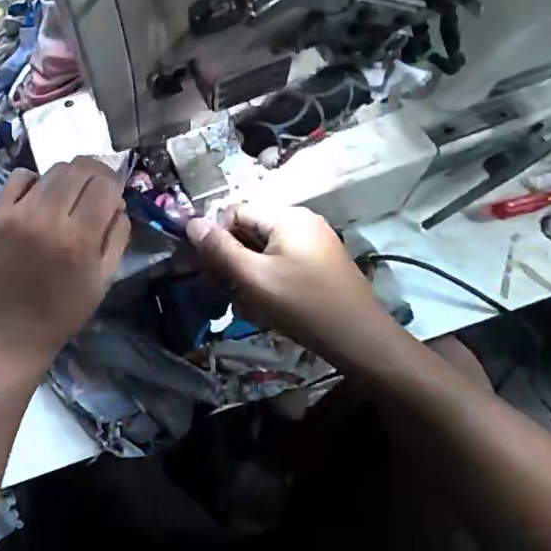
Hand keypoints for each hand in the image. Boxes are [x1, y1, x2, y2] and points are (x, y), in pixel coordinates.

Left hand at [0, 160, 131, 362]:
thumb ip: (117, 234)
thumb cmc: (68, 307)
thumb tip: (117, 201)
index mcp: (78, 238)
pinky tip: (43, 196)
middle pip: (80, 170)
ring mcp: (18, 214)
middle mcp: (47, 219)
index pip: (105, 186)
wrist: (16, 327)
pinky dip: (37, 180)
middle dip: (96, 173)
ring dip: (70, 176)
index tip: (116, 192)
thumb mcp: (106, 276)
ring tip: (72, 193)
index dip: (116, 184)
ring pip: (53, 171)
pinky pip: (20, 176)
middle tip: (99, 186)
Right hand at [185, 203, 397, 360]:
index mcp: (287, 216)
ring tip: (250, 306)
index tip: (209, 270)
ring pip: (265, 252)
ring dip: (250, 277)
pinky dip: (270, 282)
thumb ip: (220, 250)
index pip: (235, 212)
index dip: (216, 238)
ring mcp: (315, 243)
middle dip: (233, 262)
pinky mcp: (321, 264)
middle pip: (250, 232)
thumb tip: (192, 223)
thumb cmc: (302, 304)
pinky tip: (269, 308)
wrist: (358, 338)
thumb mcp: (254, 278)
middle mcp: (302, 221)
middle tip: (227, 293)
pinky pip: (283, 264)